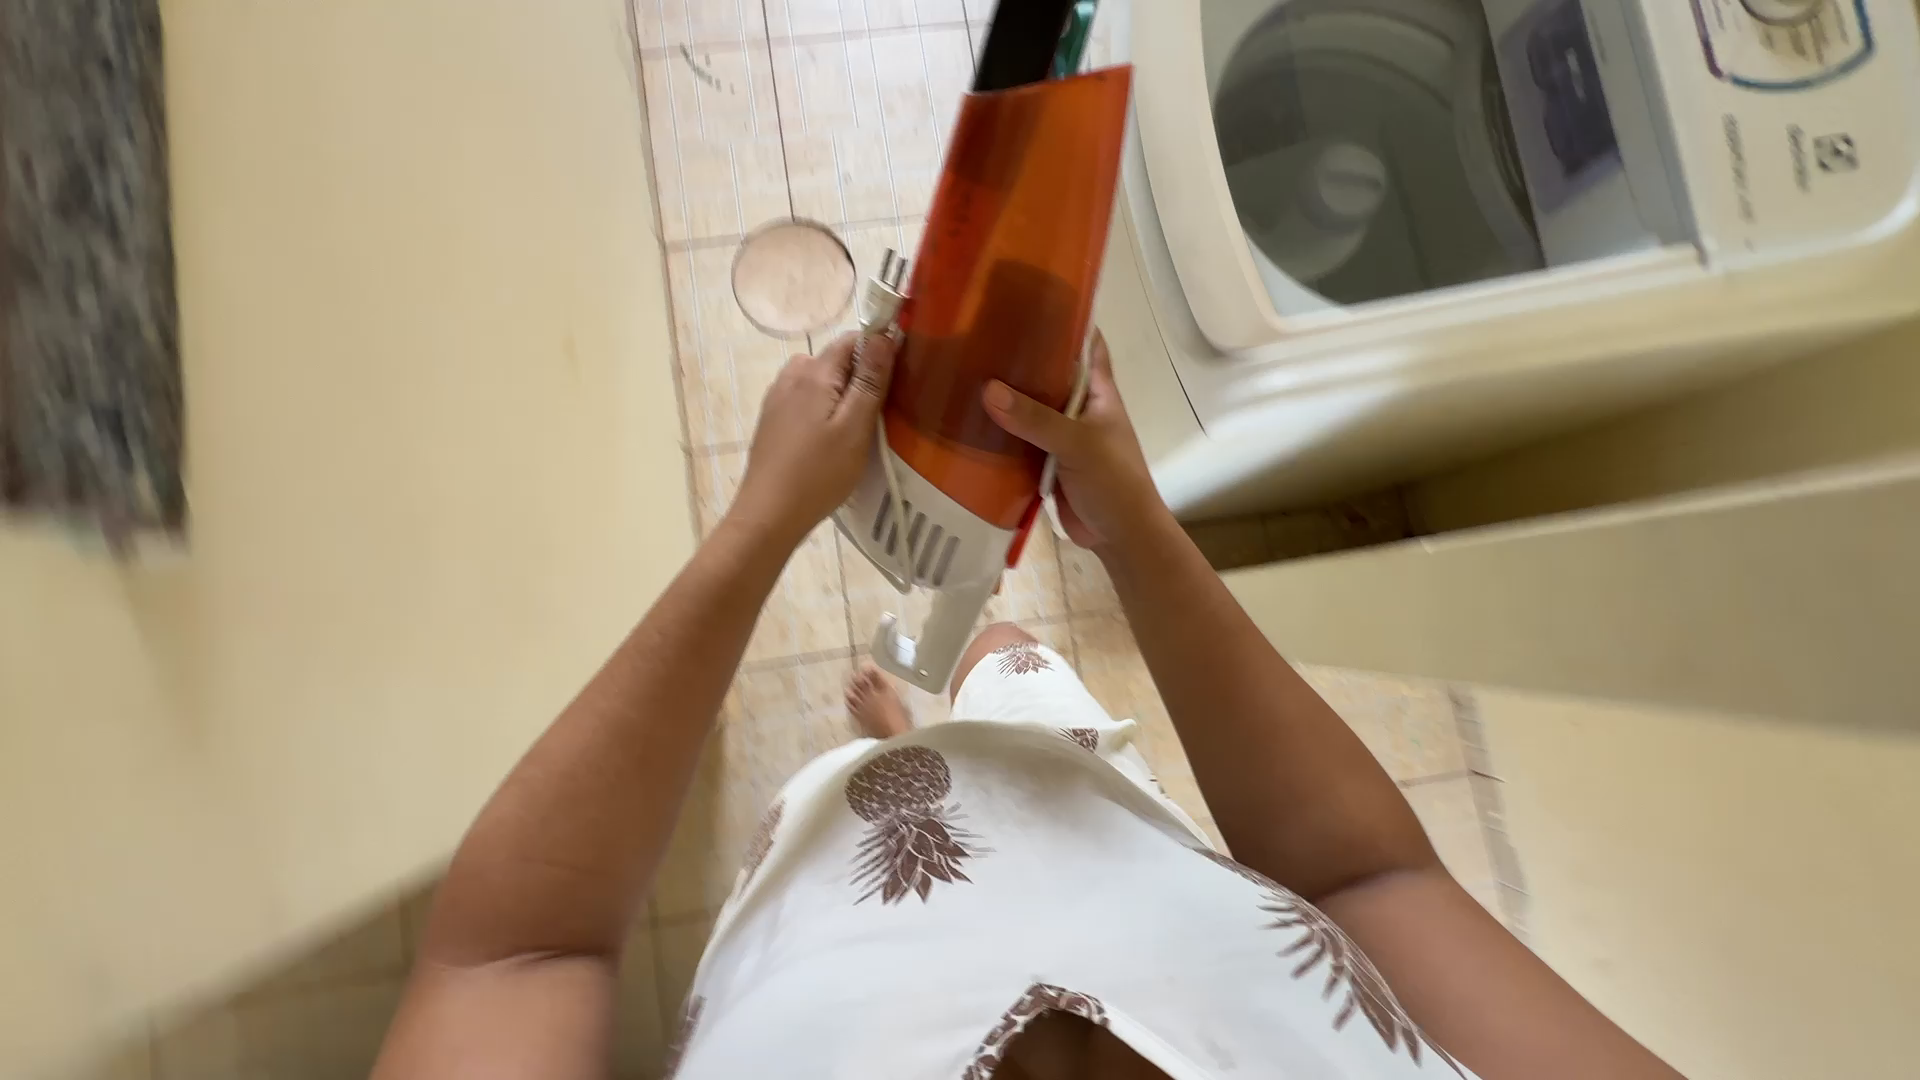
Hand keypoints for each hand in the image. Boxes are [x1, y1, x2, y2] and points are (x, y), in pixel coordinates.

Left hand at [731, 331, 896, 543]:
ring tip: (858, 428)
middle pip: (836, 359)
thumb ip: (870, 379)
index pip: (853, 339)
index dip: (879, 350)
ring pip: (821, 381)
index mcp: (814, 372)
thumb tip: (883, 335)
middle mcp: (792, 375)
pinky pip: (806, 399)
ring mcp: (778, 397)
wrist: (769, 513)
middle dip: (861, 376)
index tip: (899, 379)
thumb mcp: (855, 427)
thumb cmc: (819, 473)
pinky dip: (824, 409)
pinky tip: (831, 439)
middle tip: (883, 413)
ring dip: (842, 394)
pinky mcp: (773, 419)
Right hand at [981, 330, 1169, 550]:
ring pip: (1030, 410)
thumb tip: (988, 390)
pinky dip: (1000, 435)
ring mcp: (1061, 437)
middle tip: (978, 336)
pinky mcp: (1045, 463)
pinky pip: (1020, 441)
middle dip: (1020, 359)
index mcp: (1097, 393)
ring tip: (963, 373)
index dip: (1066, 321)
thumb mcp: (1077, 443)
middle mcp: (1078, 409)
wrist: (1119, 535)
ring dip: (1006, 399)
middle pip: (1049, 376)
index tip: (1031, 297)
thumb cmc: (1113, 480)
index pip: (1086, 345)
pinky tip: (969, 424)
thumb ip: (1035, 418)